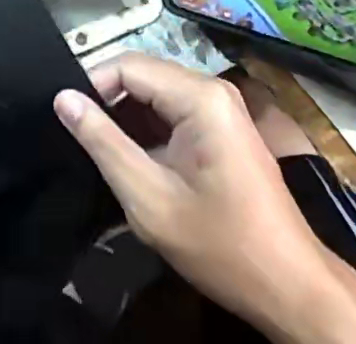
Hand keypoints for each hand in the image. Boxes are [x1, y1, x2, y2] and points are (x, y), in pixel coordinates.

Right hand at [54, 56, 355, 341]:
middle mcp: (212, 89)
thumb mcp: (149, 198)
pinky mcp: (221, 126)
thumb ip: (102, 142)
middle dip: (106, 101)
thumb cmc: (221, 245)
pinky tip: (131, 159)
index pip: (127, 65)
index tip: (66, 119)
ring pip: (153, 93)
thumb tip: (63, 98)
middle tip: (77, 136)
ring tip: (98, 149)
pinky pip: (171, 110)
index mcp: (200, 97)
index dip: (91, 86)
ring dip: (124, 117)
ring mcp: (221, 107)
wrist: (292, 289)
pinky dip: (146, 129)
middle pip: (141, 75)